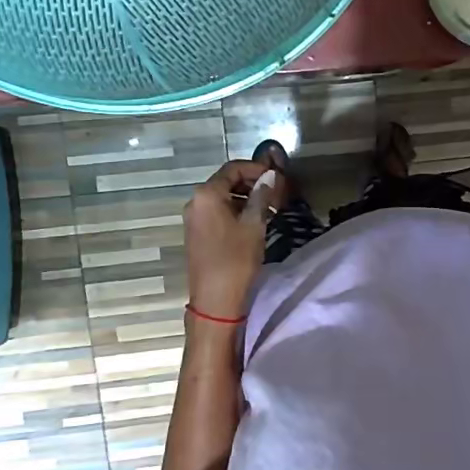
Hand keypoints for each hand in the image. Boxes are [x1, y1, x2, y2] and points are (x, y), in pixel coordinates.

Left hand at [183, 159, 280, 319]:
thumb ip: (261, 195)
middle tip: (275, 192)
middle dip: (251, 183)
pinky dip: (234, 211)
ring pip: (222, 198)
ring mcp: (193, 218)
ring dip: (244, 198)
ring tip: (268, 208)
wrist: (215, 300)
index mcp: (206, 194)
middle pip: (225, 181)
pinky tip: (252, 222)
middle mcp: (195, 201)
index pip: (232, 168)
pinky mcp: (196, 233)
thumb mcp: (254, 224)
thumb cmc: (236, 259)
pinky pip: (216, 212)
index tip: (276, 176)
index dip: (256, 168)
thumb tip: (269, 176)